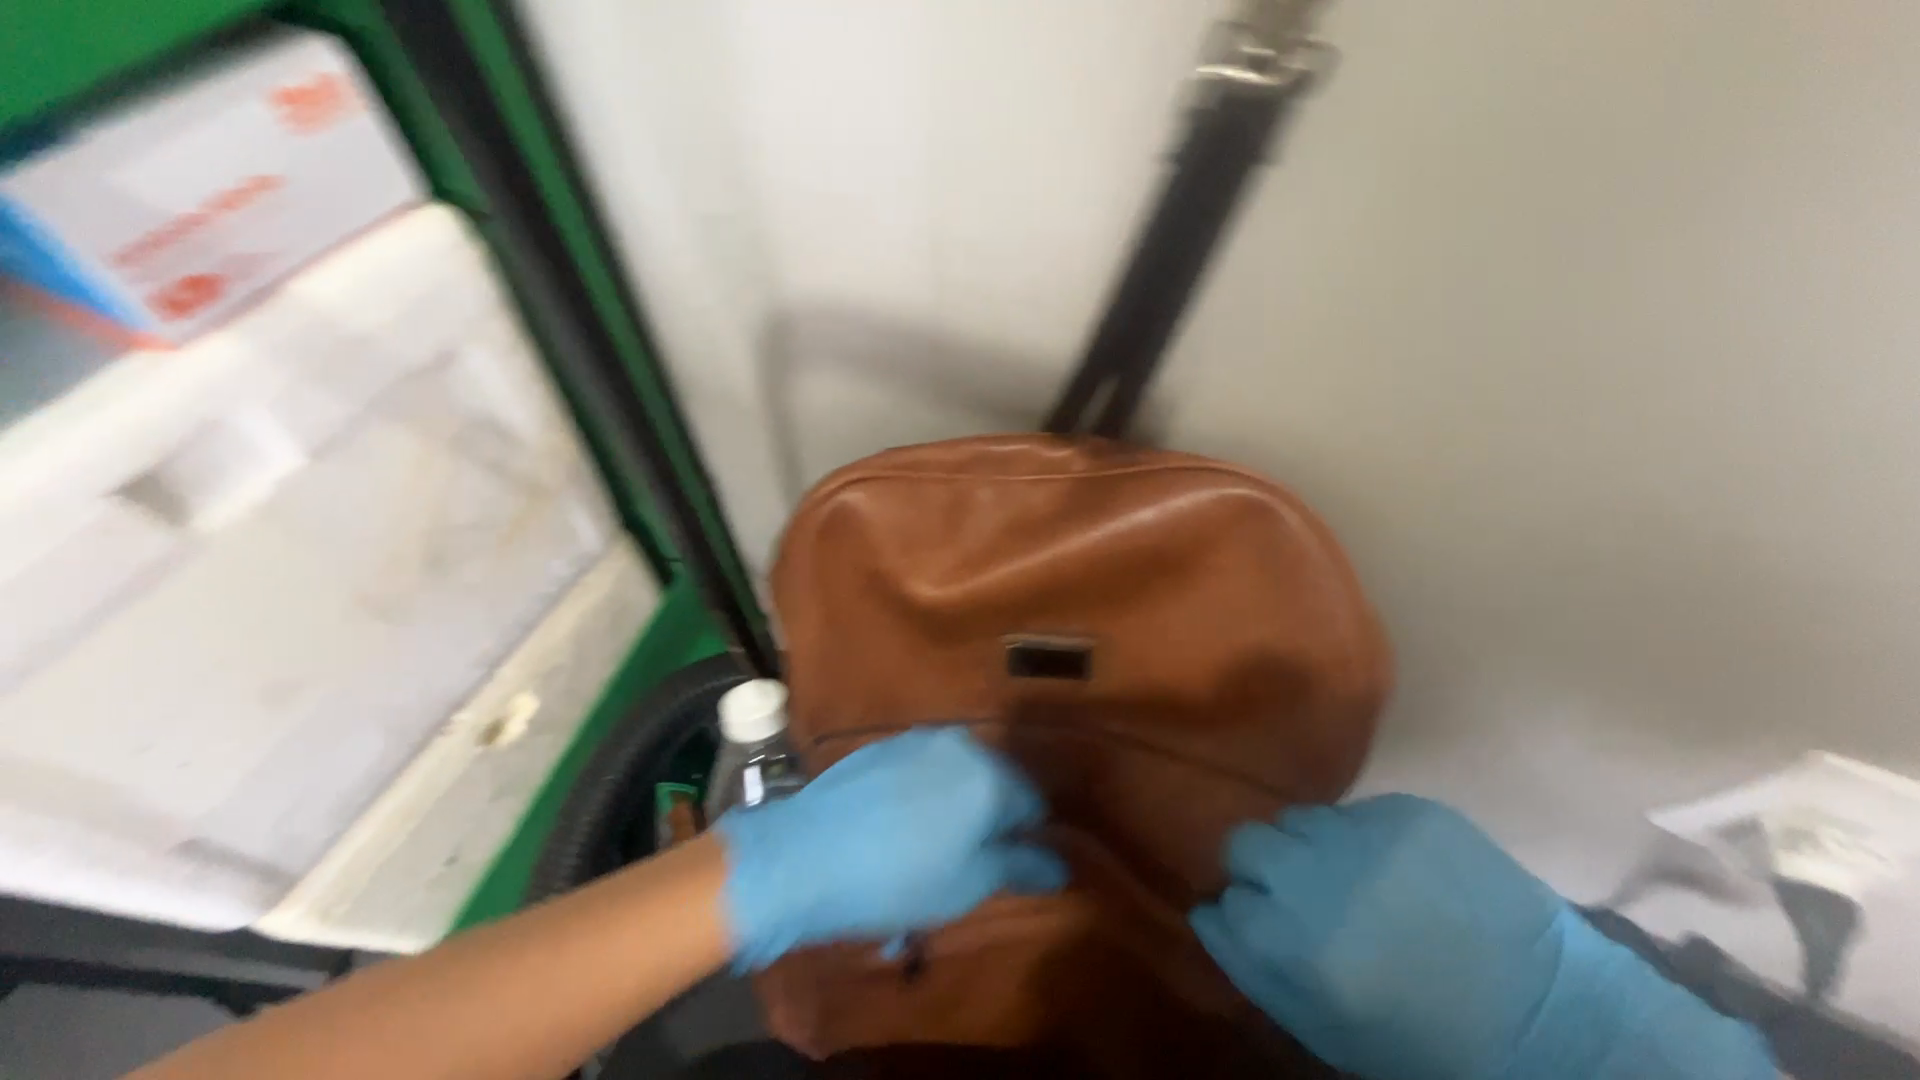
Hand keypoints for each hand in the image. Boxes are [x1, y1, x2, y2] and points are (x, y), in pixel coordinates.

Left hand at [716, 727, 1065, 969]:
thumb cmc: (896, 878)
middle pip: (990, 787)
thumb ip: (1022, 866)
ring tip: (921, 857)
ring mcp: (912, 741)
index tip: (1000, 872)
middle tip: (959, 870)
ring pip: (951, 780)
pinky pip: (917, 775)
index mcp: (987, 774)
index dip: (1022, 841)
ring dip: (949, 813)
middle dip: (983, 826)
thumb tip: (1061, 864)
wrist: (802, 856)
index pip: (1032, 804)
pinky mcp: (877, 749)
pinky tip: (890, 835)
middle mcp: (956, 745)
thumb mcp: (968, 884)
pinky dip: (918, 801)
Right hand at [1190, 795, 1774, 1079]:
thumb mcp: (1320, 1025)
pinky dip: (1363, 839)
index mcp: (1287, 942)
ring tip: (1354, 879)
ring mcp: (1363, 836)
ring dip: (1312, 847)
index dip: (1249, 912)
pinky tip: (1400, 872)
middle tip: (1305, 893)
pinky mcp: (1409, 812)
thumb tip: (1207, 908)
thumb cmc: (1423, 1038)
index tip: (1274, 925)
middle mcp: (1313, 877)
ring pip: (1297, 819)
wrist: (1548, 1018)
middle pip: (1244, 841)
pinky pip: (1355, 812)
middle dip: (1263, 867)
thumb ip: (1249, 965)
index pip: (1224, 897)